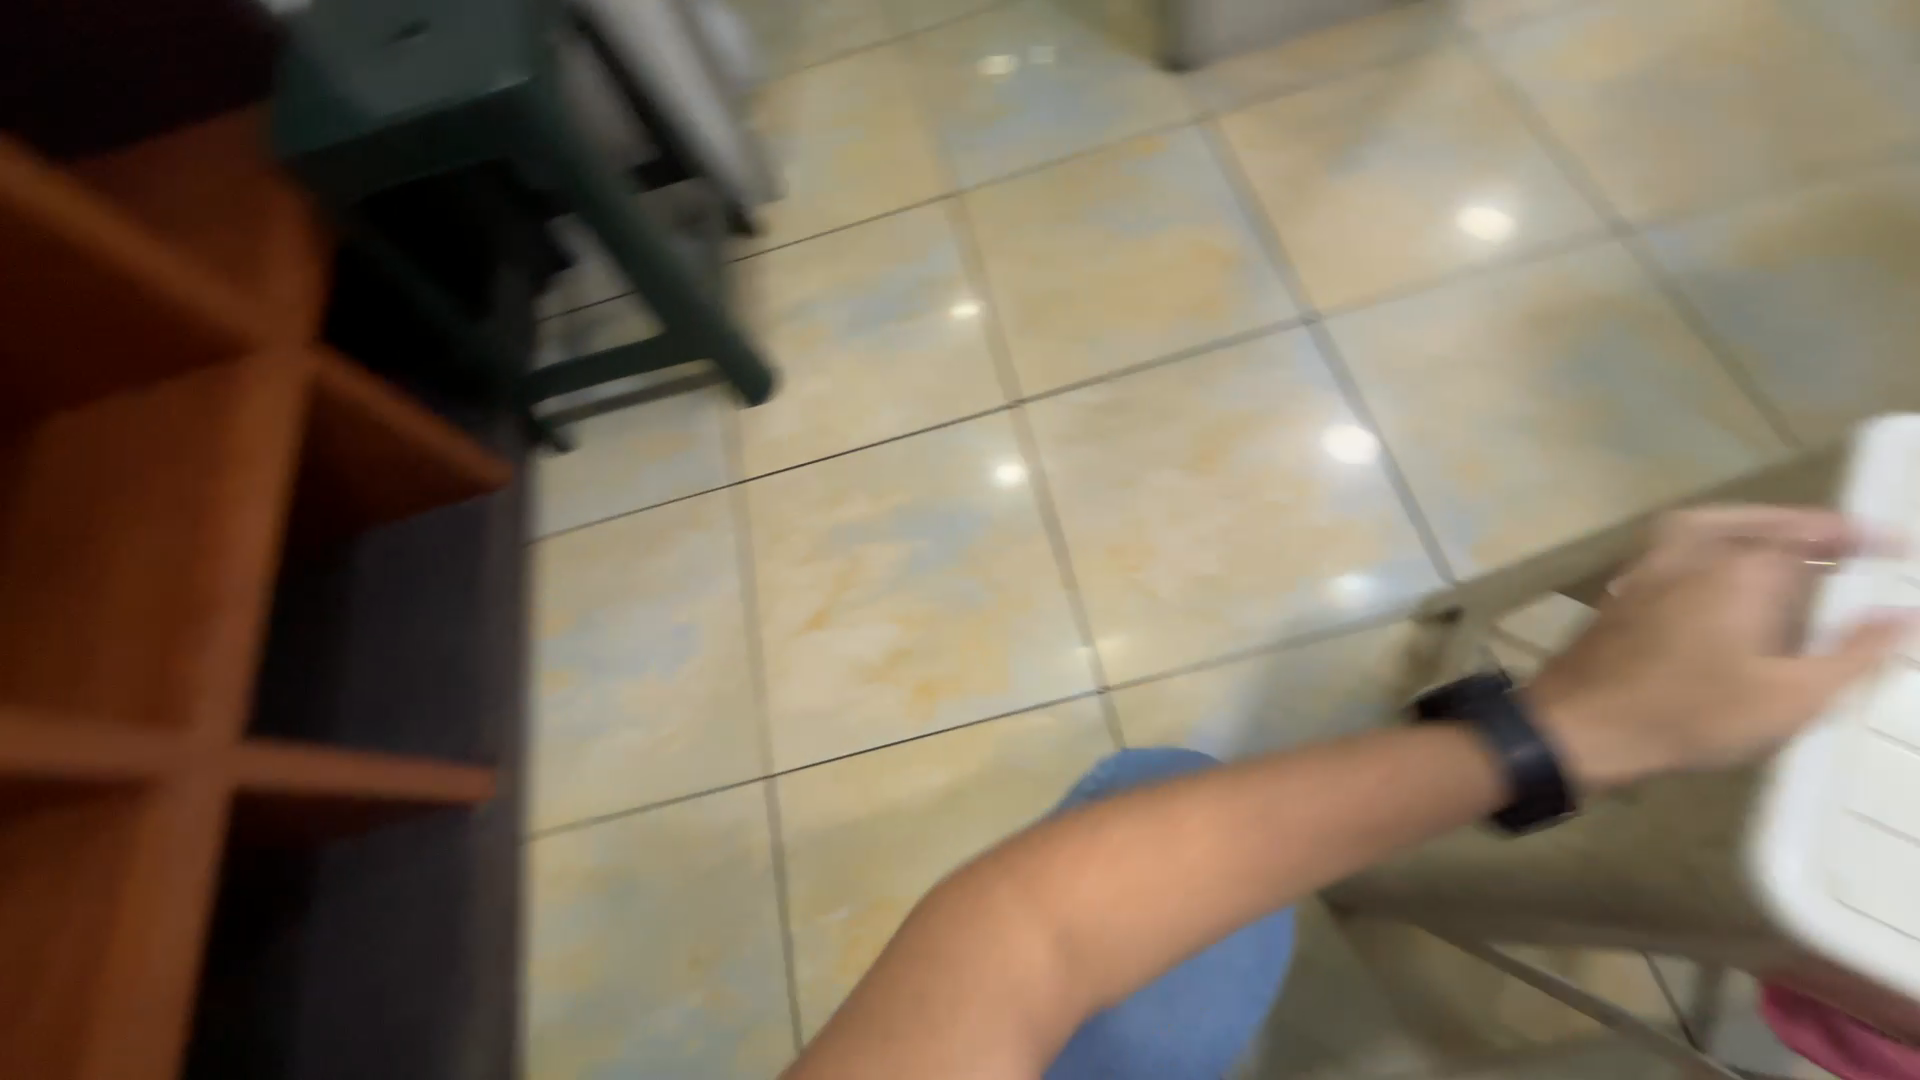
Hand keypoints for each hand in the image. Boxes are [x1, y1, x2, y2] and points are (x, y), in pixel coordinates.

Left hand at [1524, 505, 1915, 794]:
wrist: (1579, 726)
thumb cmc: (1690, 715)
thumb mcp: (1793, 695)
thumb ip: (1856, 652)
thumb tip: (1908, 614)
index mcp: (1731, 574)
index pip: (1800, 536)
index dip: (1850, 537)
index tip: (1895, 547)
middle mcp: (1679, 563)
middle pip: (1735, 522)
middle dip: (1787, 523)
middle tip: (1833, 540)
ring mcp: (1637, 580)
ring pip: (1688, 534)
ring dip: (1738, 533)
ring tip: (1782, 554)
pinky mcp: (1614, 603)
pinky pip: (1662, 560)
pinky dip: (1699, 558)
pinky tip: (1719, 587)